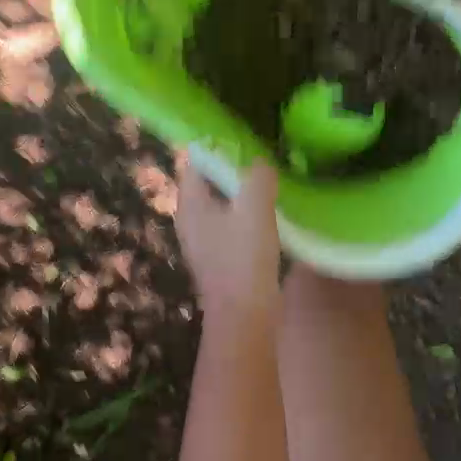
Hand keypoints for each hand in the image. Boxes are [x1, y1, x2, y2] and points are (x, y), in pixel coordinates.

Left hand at [175, 155, 281, 321]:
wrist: (244, 319)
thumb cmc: (244, 259)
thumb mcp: (255, 208)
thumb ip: (257, 177)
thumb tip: (260, 164)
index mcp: (190, 204)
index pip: (197, 160)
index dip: (220, 146)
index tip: (249, 141)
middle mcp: (189, 220)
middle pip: (210, 181)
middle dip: (235, 169)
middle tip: (265, 160)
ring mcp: (203, 241)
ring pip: (222, 203)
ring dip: (244, 193)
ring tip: (271, 184)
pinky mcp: (219, 257)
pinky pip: (231, 223)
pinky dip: (247, 214)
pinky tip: (269, 215)